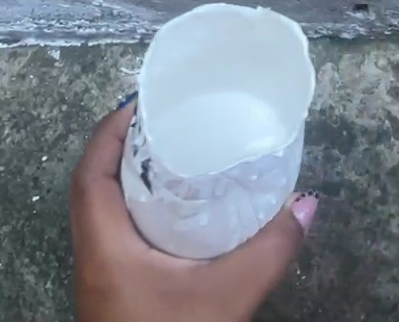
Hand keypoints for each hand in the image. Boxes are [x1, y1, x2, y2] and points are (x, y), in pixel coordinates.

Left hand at [70, 102, 317, 321]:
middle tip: (168, 120)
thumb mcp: (226, 297)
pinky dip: (139, 204)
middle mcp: (93, 254)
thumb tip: (308, 202)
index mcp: (103, 244)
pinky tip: (178, 206)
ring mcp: (101, 274)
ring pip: (104, 208)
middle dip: (124, 144)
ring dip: (130, 174)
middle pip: (94, 184)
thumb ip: (269, 249)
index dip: (109, 130)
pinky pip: (117, 229)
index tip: (143, 102)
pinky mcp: (115, 289)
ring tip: (175, 150)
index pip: (90, 172)